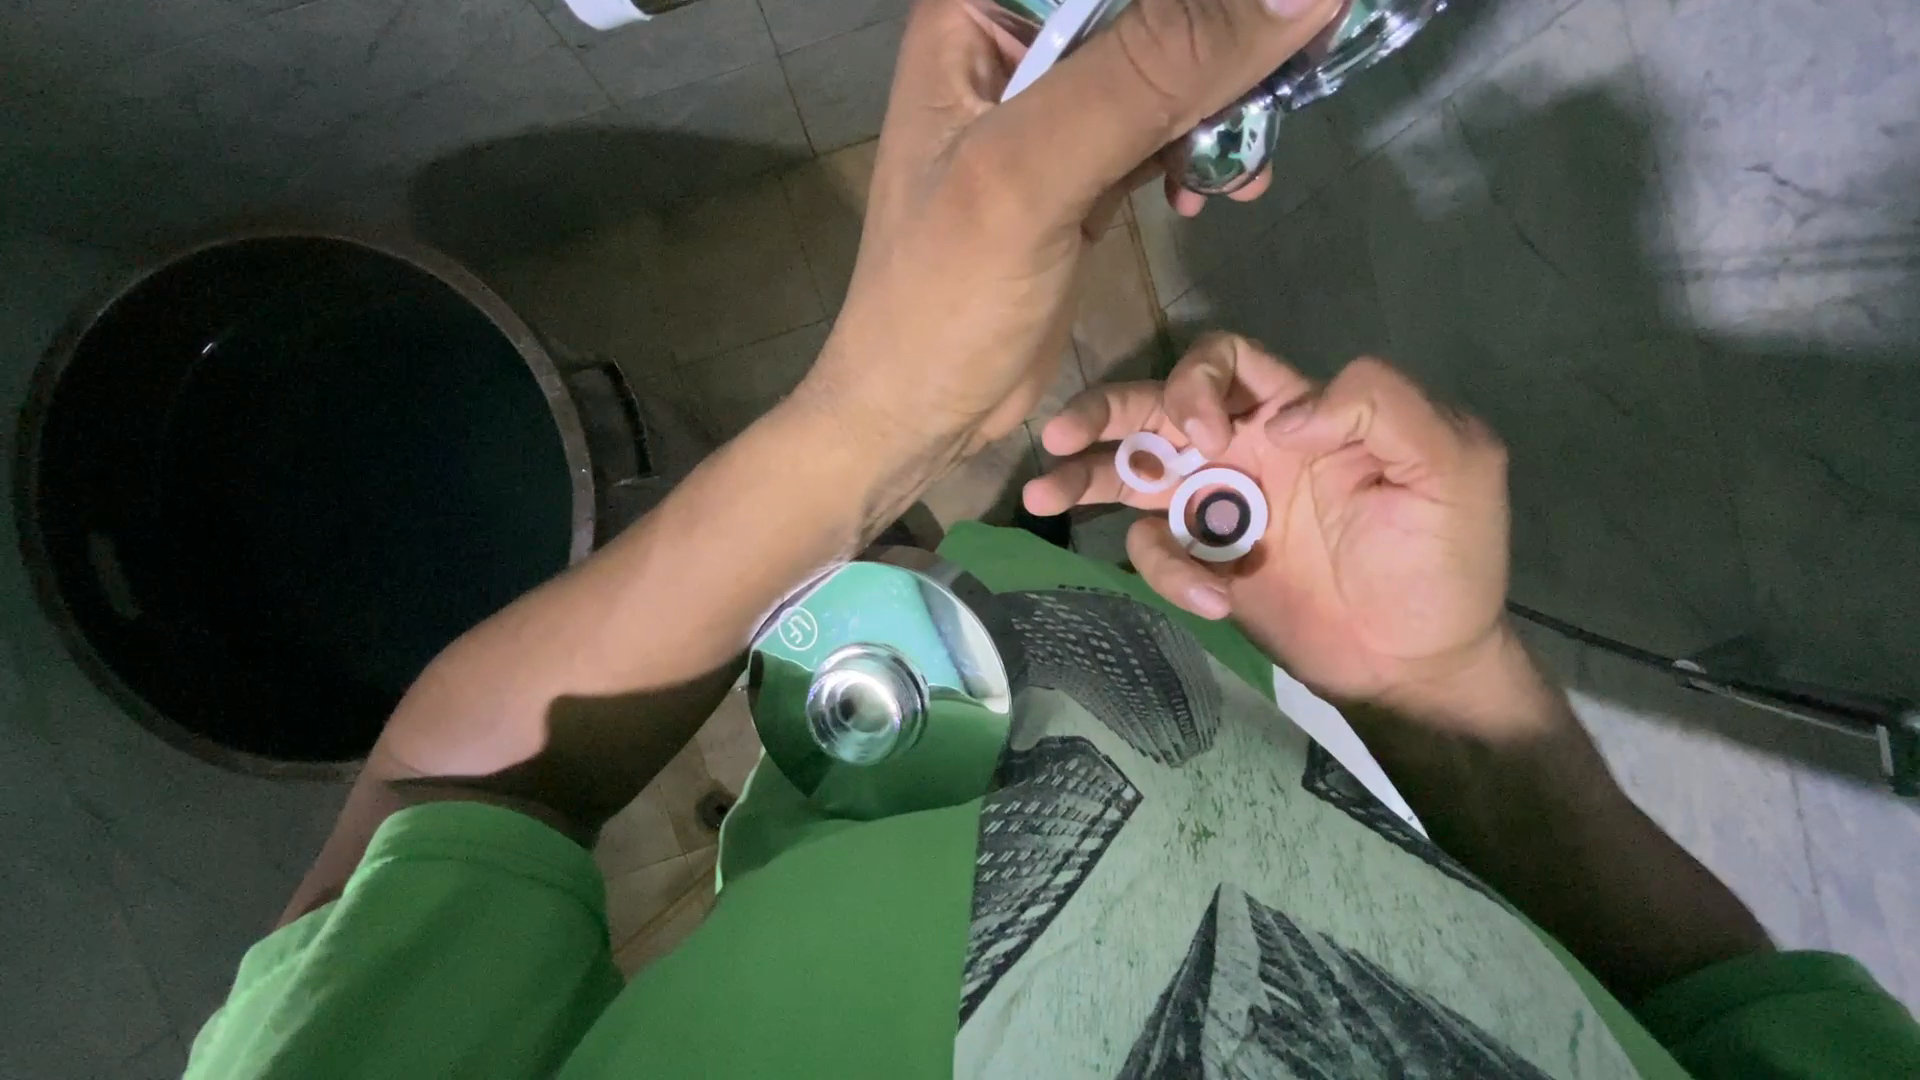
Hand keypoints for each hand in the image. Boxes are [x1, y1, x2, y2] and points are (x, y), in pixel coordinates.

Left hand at [799, 0, 1340, 464]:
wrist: (923, 407)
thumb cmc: (945, 298)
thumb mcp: (1032, 176)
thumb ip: (1149, 74)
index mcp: (978, 16)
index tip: (1289, 14)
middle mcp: (1015, 49)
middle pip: (1150, 12)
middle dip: (1222, 41)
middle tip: (1295, 76)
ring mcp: (1051, 116)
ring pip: (1168, 67)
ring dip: (1224, 104)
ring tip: (1246, 168)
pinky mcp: (1080, 176)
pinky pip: (1163, 133)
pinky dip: (1200, 155)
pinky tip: (1211, 196)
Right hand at [1025, 335, 1512, 708]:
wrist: (1416, 658)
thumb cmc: (1444, 558)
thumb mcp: (1452, 464)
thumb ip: (1380, 406)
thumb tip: (1278, 422)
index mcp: (1294, 412)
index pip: (1223, 360)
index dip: (1196, 382)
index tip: (1206, 437)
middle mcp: (1242, 449)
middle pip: (1153, 409)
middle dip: (1102, 413)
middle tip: (1059, 436)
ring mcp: (1214, 508)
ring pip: (1130, 472)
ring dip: (1083, 478)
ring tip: (1040, 493)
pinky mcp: (1199, 561)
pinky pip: (1155, 550)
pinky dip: (1169, 572)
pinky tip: (1211, 600)